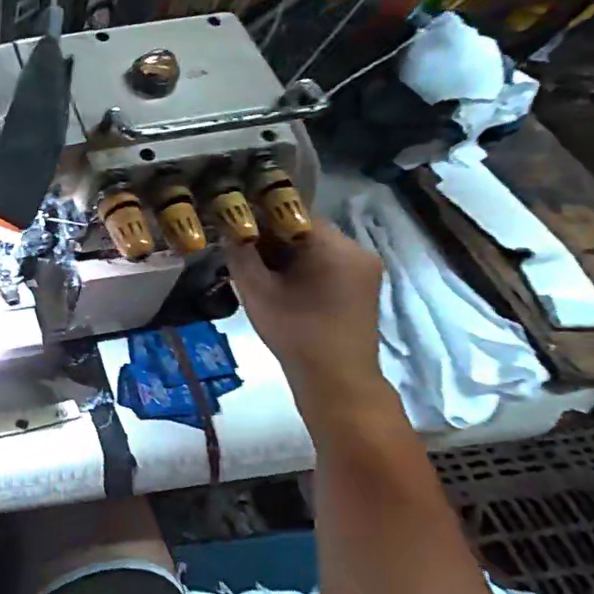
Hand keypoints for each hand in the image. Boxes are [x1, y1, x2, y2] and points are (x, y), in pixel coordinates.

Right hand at [223, 223, 386, 403]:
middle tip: (240, 251)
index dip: (260, 218)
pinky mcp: (361, 286)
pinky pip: (326, 263)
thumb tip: (229, 229)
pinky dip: (301, 267)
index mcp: (336, 247)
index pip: (293, 214)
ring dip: (285, 254)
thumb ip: (241, 254)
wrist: (335, 380)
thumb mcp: (258, 291)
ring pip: (314, 247)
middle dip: (271, 238)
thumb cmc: (295, 332)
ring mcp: (363, 269)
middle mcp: (357, 250)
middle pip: (305, 230)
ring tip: (257, 270)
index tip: (235, 229)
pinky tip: (279, 284)